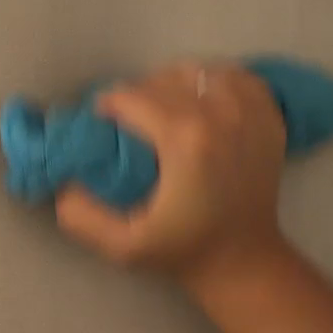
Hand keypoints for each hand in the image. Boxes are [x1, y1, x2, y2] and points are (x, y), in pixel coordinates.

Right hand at [55, 60, 290, 288]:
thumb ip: (80, 214)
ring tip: (160, 112)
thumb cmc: (181, 250)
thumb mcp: (120, 246)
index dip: (107, 106)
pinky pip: (231, 75)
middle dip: (136, 96)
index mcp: (186, 139)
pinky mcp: (269, 115)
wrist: (244, 261)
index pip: (132, 95)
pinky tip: (198, 104)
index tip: (101, 125)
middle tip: (126, 124)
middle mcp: (222, 114)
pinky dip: (210, 82)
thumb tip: (64, 179)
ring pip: (195, 71)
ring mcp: (251, 110)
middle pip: (161, 79)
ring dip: (170, 85)